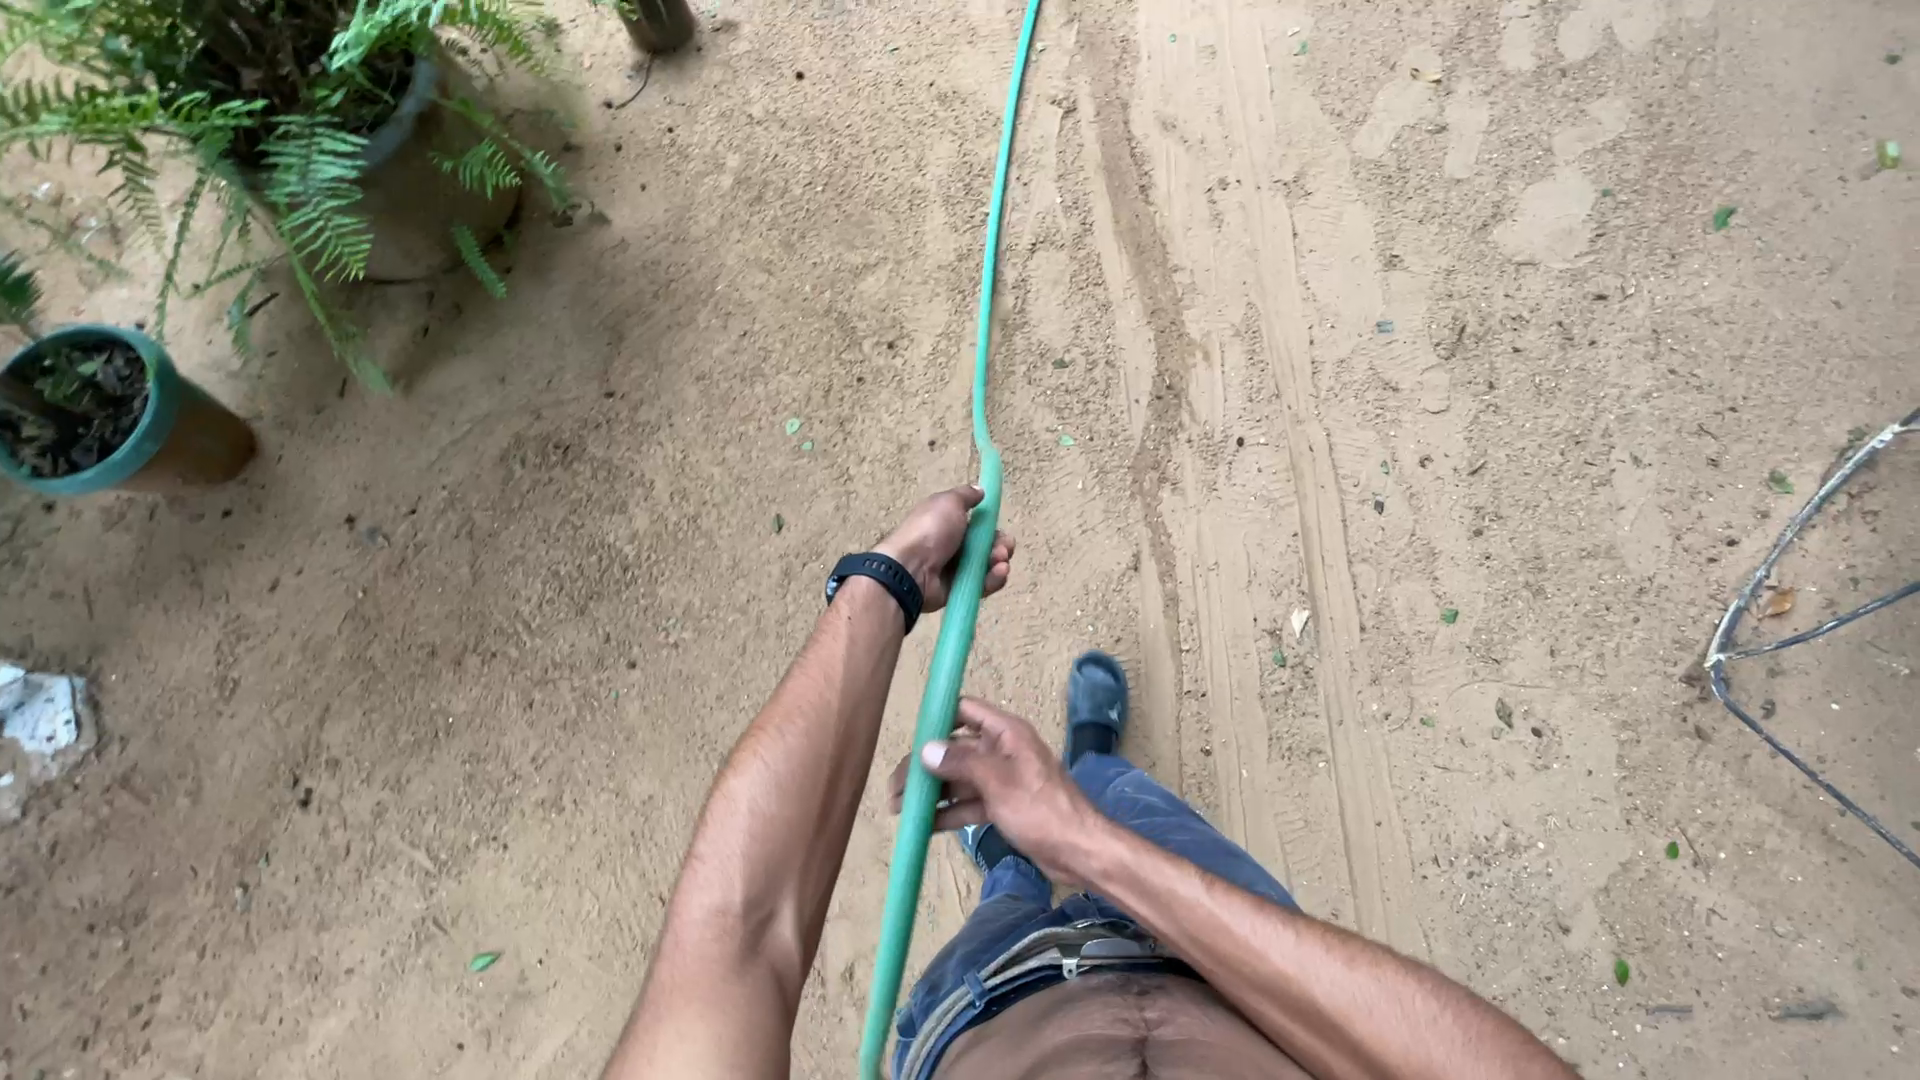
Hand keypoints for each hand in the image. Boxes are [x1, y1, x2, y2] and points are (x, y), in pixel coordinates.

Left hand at [873, 485, 1014, 611]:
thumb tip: (980, 491)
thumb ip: (966, 496)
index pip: (977, 526)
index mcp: (947, 524)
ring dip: (999, 562)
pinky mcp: (958, 590)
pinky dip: (993, 579)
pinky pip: (982, 585)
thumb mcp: (948, 502)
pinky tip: (999, 573)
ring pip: (986, 566)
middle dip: (1000, 546)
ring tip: (1000, 561)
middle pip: (985, 547)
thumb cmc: (930, 530)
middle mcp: (951, 546)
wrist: (911, 568)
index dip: (992, 527)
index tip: (999, 527)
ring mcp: (954, 570)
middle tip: (1004, 549)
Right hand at [888, 697, 1109, 885]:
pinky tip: (923, 825)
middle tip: (894, 789)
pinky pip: (967, 803)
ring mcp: (1000, 779)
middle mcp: (1000, 750)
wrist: (1078, 850)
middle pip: (953, 749)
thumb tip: (925, 750)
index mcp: (1005, 733)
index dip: (937, 718)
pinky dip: (947, 812)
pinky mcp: (1001, 805)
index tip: (909, 737)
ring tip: (898, 809)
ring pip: (958, 779)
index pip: (964, 711)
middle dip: (924, 767)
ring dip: (931, 792)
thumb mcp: (998, 782)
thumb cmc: (1041, 808)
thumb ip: (960, 764)